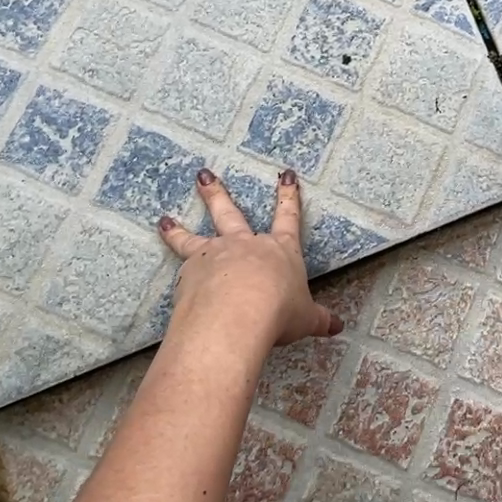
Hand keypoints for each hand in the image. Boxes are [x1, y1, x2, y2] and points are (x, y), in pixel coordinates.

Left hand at [158, 169, 342, 348]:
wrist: (238, 315)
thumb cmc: (278, 312)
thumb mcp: (305, 318)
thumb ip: (319, 319)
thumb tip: (337, 326)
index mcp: (280, 251)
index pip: (288, 217)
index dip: (288, 197)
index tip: (286, 176)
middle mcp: (246, 245)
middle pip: (231, 214)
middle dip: (218, 193)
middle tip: (205, 175)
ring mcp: (216, 254)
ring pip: (195, 235)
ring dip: (179, 227)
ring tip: (164, 219)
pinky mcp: (191, 270)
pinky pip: (178, 259)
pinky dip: (170, 249)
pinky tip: (163, 247)